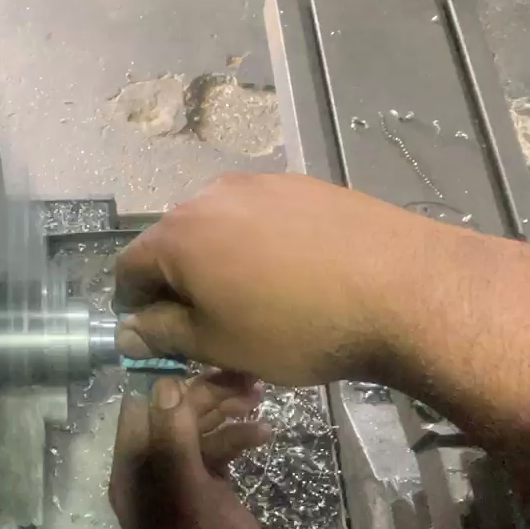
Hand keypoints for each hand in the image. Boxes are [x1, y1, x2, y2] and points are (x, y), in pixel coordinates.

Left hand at [109, 372, 286, 528]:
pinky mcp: (207, 495)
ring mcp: (179, 484)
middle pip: (172, 414)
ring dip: (225, 412)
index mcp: (132, 472)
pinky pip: (215, 453)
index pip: (141, 407)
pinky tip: (265, 434)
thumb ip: (173, 441)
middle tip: (249, 381)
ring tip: (261, 397)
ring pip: (196, 430)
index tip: (211, 363)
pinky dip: (236, 439)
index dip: (172, 382)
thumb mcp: (189, 499)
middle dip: (206, 394)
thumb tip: (163, 384)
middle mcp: (149, 473)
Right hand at [113, 172, 496, 385]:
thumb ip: (162, 334)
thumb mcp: (217, 344)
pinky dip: (256, 244)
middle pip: (171, 242)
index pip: (127, 267)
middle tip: (208, 322)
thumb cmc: (295, 327)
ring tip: (255, 298)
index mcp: (177, 235)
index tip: (157, 333)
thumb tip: (129, 330)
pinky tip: (293, 274)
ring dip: (217, 261)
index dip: (132, 304)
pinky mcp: (301, 184)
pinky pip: (258, 216)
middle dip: (177, 282)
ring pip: (216, 227)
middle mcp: (208, 196)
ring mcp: (258, 183)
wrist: (402, 289)